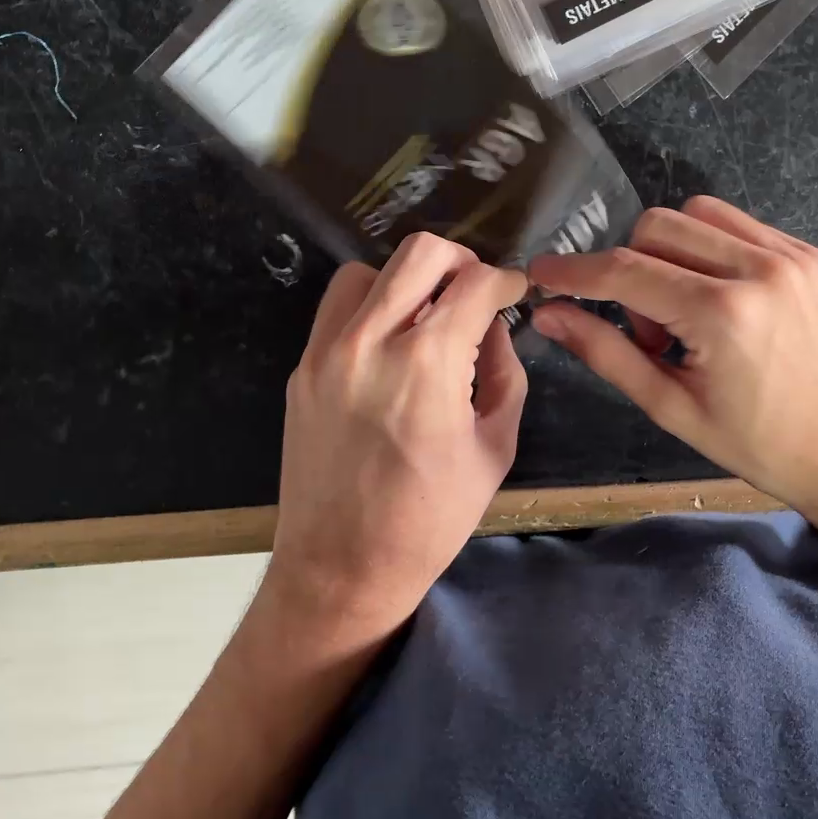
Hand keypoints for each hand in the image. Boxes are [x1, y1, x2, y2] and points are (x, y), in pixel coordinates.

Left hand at [261, 234, 527, 658]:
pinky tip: (392, 349)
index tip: (517, 292)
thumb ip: (503, 375)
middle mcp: (371, 342)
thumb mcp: (495, 448)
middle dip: (462, 263)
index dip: (507, 282)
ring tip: (430, 319)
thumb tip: (495, 330)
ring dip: (409, 282)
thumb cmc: (433, 517)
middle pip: (420, 254)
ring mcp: (326, 353)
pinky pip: (337, 311)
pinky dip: (371, 310)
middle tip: (479, 291)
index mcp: (428, 364)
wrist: (345, 564)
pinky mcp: (301, 370)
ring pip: (369, 272)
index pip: (475, 285)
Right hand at [527, 196, 817, 523]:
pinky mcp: (815, 257)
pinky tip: (727, 305)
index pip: (626, 271)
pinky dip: (716, 255)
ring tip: (691, 317)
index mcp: (722, 314)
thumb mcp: (674, 408)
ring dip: (673, 255)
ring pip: (700, 216)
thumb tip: (550, 315)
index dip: (575, 271)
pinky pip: (744, 228)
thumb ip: (608, 354)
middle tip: (654, 334)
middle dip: (632, 270)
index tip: (542, 274)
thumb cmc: (760, 447)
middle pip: (658, 226)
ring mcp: (795, 256)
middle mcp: (760, 268)